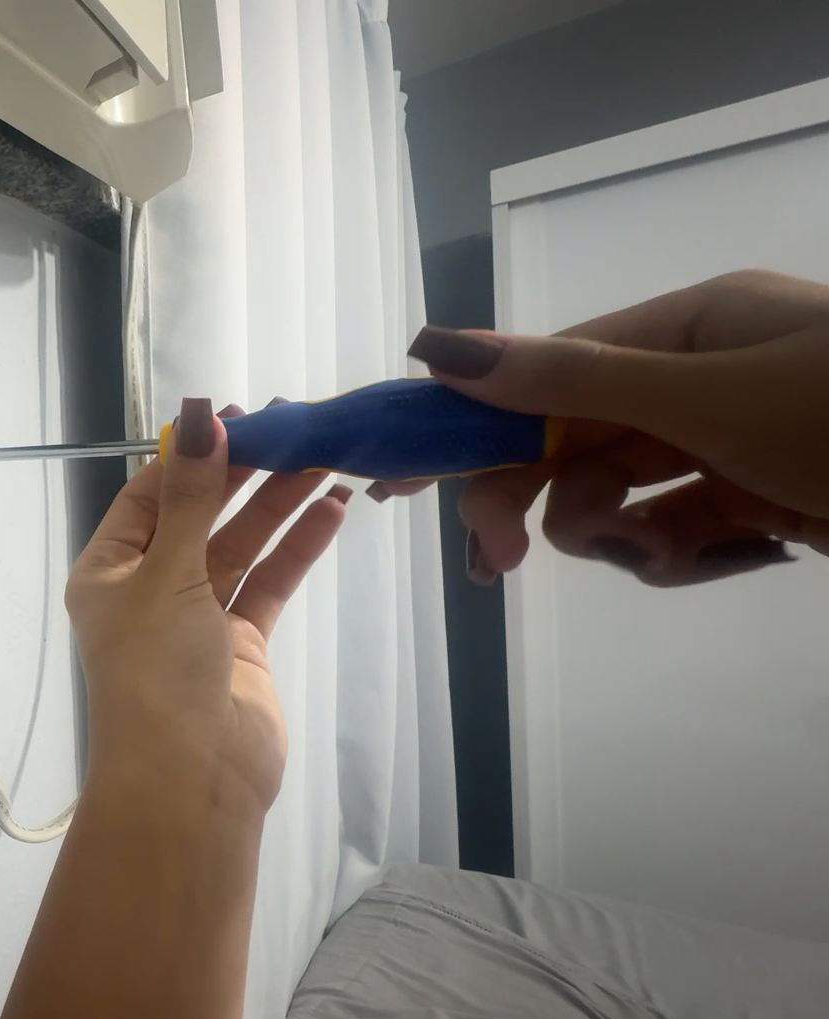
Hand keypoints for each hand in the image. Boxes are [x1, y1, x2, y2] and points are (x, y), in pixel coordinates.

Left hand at [65, 398, 349, 818]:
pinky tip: (330, 508)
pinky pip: (266, 583)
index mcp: (107, 570)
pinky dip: (295, 549)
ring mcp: (193, 614)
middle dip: (238, 475)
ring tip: (323, 457)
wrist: (191, 777)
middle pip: (196, 516)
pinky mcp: (238, 641)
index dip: (188, 457)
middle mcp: (145, 587)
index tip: (235, 418)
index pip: (147, 497)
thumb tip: (197, 420)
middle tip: (290, 428)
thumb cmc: (158, 667)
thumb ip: (191, 499)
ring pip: (236, 546)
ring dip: (275, 505)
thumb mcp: (167, 574)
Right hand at [408, 269, 828, 586]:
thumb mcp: (711, 398)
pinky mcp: (747, 498)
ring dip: (613, 537)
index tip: (398, 481)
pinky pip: (664, 529)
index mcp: (680, 330)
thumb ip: (564, 379)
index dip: (463, 430)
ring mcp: (718, 440)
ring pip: (604, 495)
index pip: (533, 380)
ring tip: (660, 557)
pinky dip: (675, 554)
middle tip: (492, 561)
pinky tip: (728, 559)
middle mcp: (689, 378)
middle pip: (558, 445)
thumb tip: (435, 348)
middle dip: (528, 502)